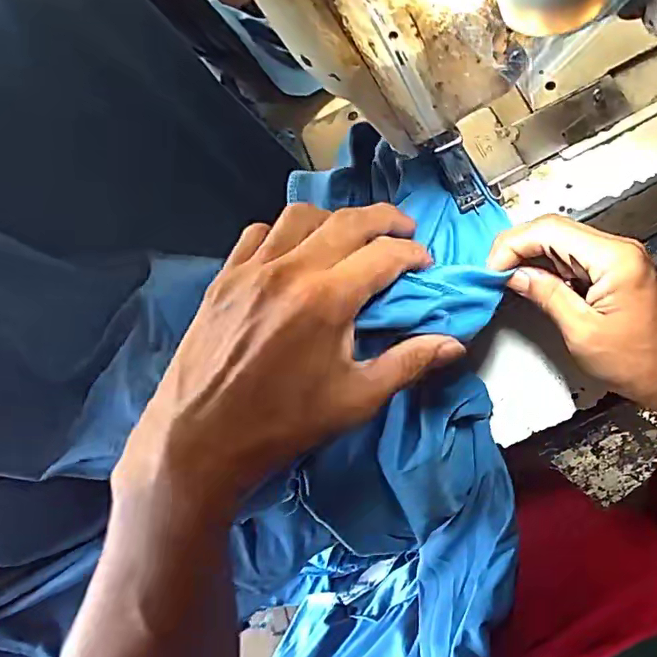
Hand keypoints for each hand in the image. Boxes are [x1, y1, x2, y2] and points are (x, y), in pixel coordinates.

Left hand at [112, 203, 466, 520]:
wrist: (201, 439)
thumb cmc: (285, 423)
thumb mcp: (357, 398)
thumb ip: (409, 362)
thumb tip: (454, 344)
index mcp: (327, 299)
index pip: (384, 254)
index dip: (413, 253)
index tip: (425, 264)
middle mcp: (290, 270)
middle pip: (347, 221)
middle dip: (385, 219)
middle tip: (404, 230)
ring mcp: (251, 269)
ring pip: (300, 216)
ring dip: (335, 219)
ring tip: (351, 237)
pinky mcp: (224, 278)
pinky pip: (259, 233)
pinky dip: (286, 232)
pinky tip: (295, 252)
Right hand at [487, 215, 656, 414]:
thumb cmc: (638, 362)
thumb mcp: (581, 331)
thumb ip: (546, 295)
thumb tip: (515, 275)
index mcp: (614, 257)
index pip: (550, 230)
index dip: (513, 245)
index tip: (491, 269)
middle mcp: (618, 249)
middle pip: (554, 230)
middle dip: (519, 249)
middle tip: (493, 274)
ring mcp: (618, 258)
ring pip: (562, 243)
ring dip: (532, 258)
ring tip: (507, 280)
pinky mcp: (615, 271)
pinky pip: (575, 259)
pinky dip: (550, 268)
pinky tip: (533, 284)